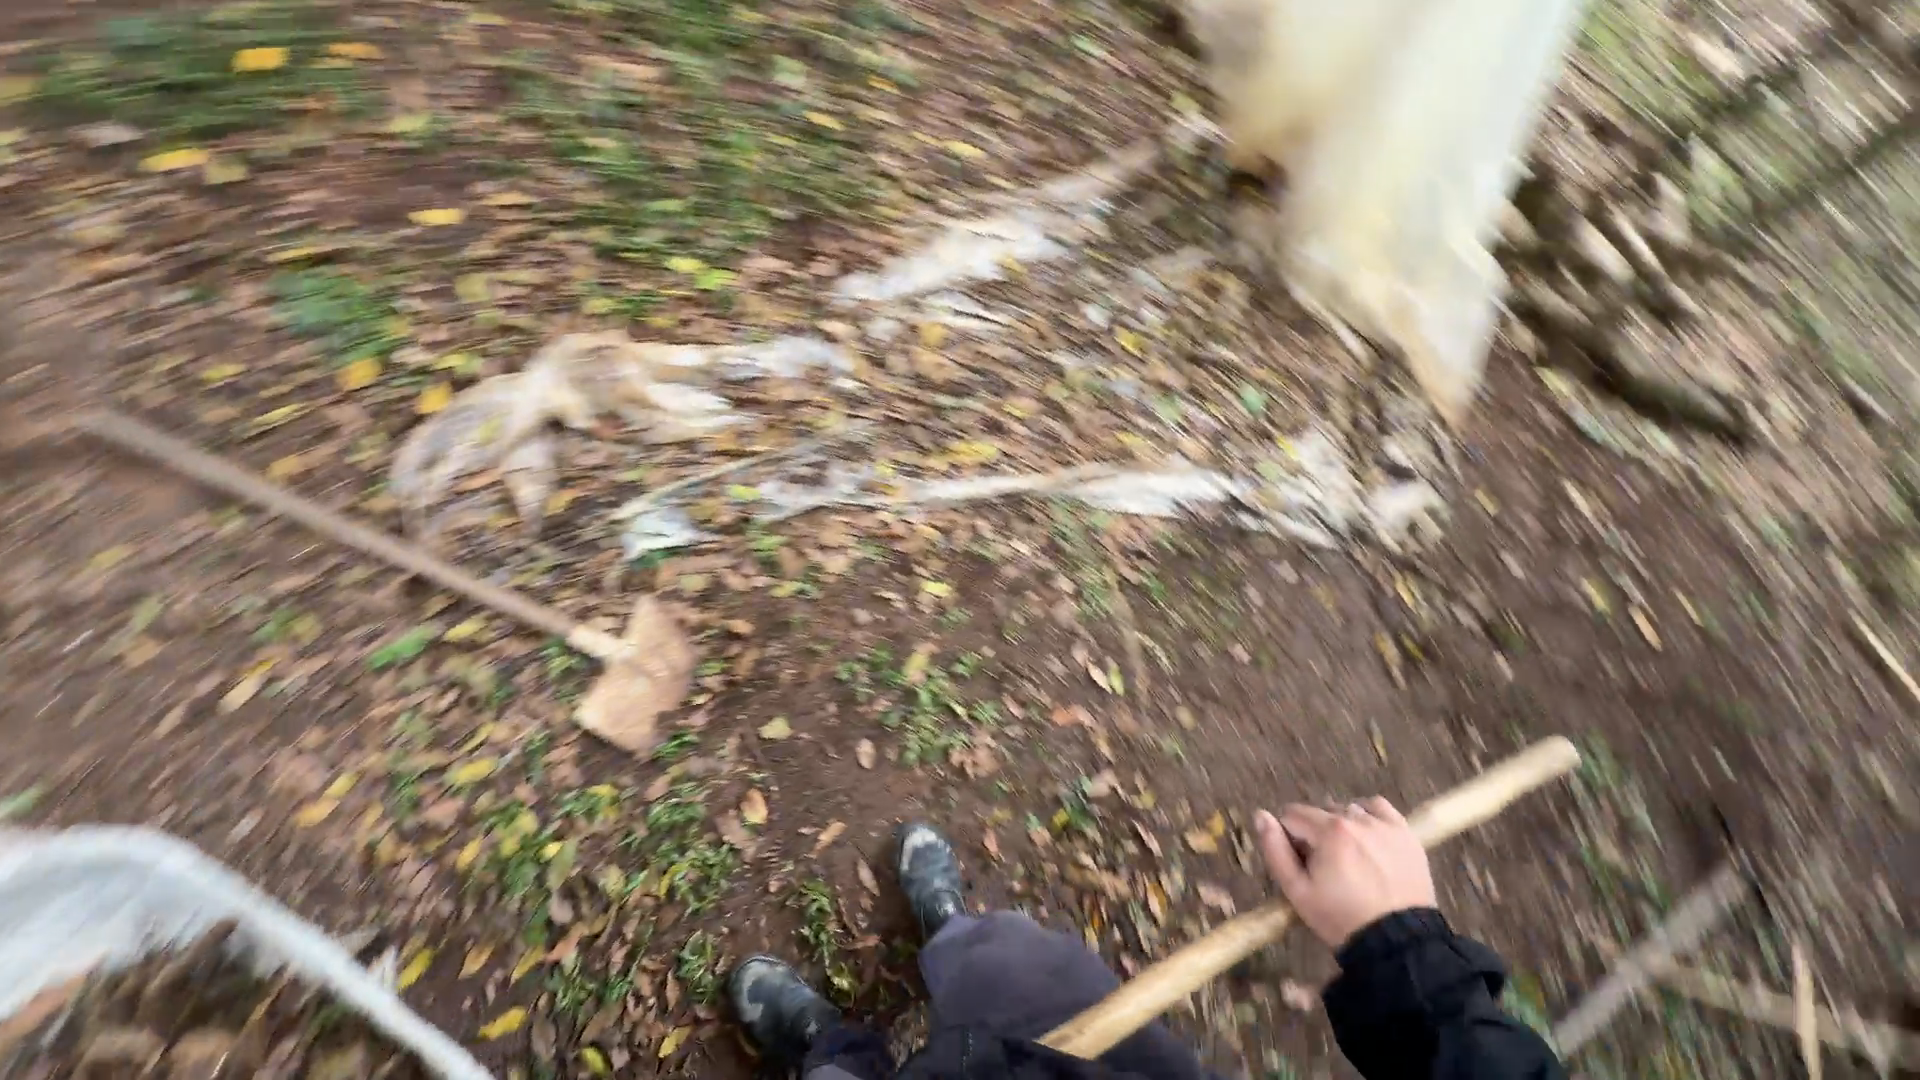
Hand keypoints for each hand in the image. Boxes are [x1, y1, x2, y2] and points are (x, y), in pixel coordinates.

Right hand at [1254, 797, 1436, 949]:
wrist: (1398, 944)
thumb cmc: (1340, 918)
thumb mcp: (1297, 890)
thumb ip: (1274, 849)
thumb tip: (1260, 814)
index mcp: (1329, 830)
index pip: (1292, 815)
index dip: (1290, 838)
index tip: (1301, 864)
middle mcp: (1357, 818)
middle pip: (1320, 812)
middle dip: (1314, 833)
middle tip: (1324, 867)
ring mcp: (1384, 825)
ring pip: (1347, 810)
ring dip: (1340, 826)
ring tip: (1348, 858)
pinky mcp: (1406, 835)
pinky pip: (1379, 808)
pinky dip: (1367, 815)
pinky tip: (1366, 837)